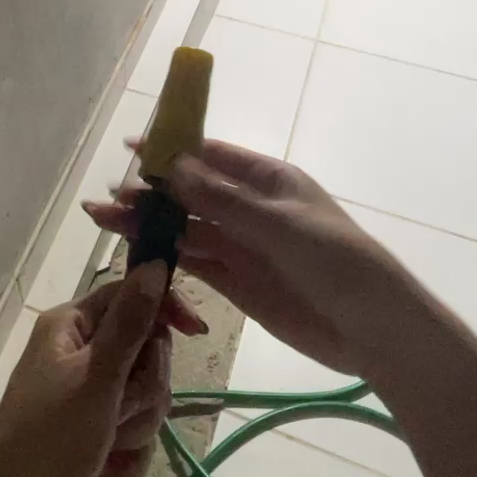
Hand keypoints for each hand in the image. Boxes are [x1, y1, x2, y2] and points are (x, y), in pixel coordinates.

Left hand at [0, 263, 205, 476]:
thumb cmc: (51, 438)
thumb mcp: (96, 377)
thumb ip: (131, 322)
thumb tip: (154, 263)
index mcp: (71, 326)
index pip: (130, 296)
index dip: (164, 309)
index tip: (196, 331)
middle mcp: (79, 354)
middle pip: (145, 350)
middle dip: (144, 386)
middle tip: (120, 406)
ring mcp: (88, 397)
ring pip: (145, 396)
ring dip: (136, 425)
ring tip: (106, 443)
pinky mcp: (96, 436)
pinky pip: (136, 433)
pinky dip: (127, 453)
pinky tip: (104, 468)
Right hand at [83, 139, 398, 377]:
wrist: (372, 328)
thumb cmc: (335, 259)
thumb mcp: (278, 223)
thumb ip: (222, 199)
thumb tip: (172, 165)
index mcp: (265, 179)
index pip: (209, 155)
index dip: (170, 150)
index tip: (132, 148)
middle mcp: (247, 207)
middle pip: (189, 193)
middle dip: (149, 193)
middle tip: (107, 198)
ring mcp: (240, 245)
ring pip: (185, 227)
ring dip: (148, 224)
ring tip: (105, 221)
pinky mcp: (236, 281)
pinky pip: (194, 261)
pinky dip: (165, 254)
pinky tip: (135, 251)